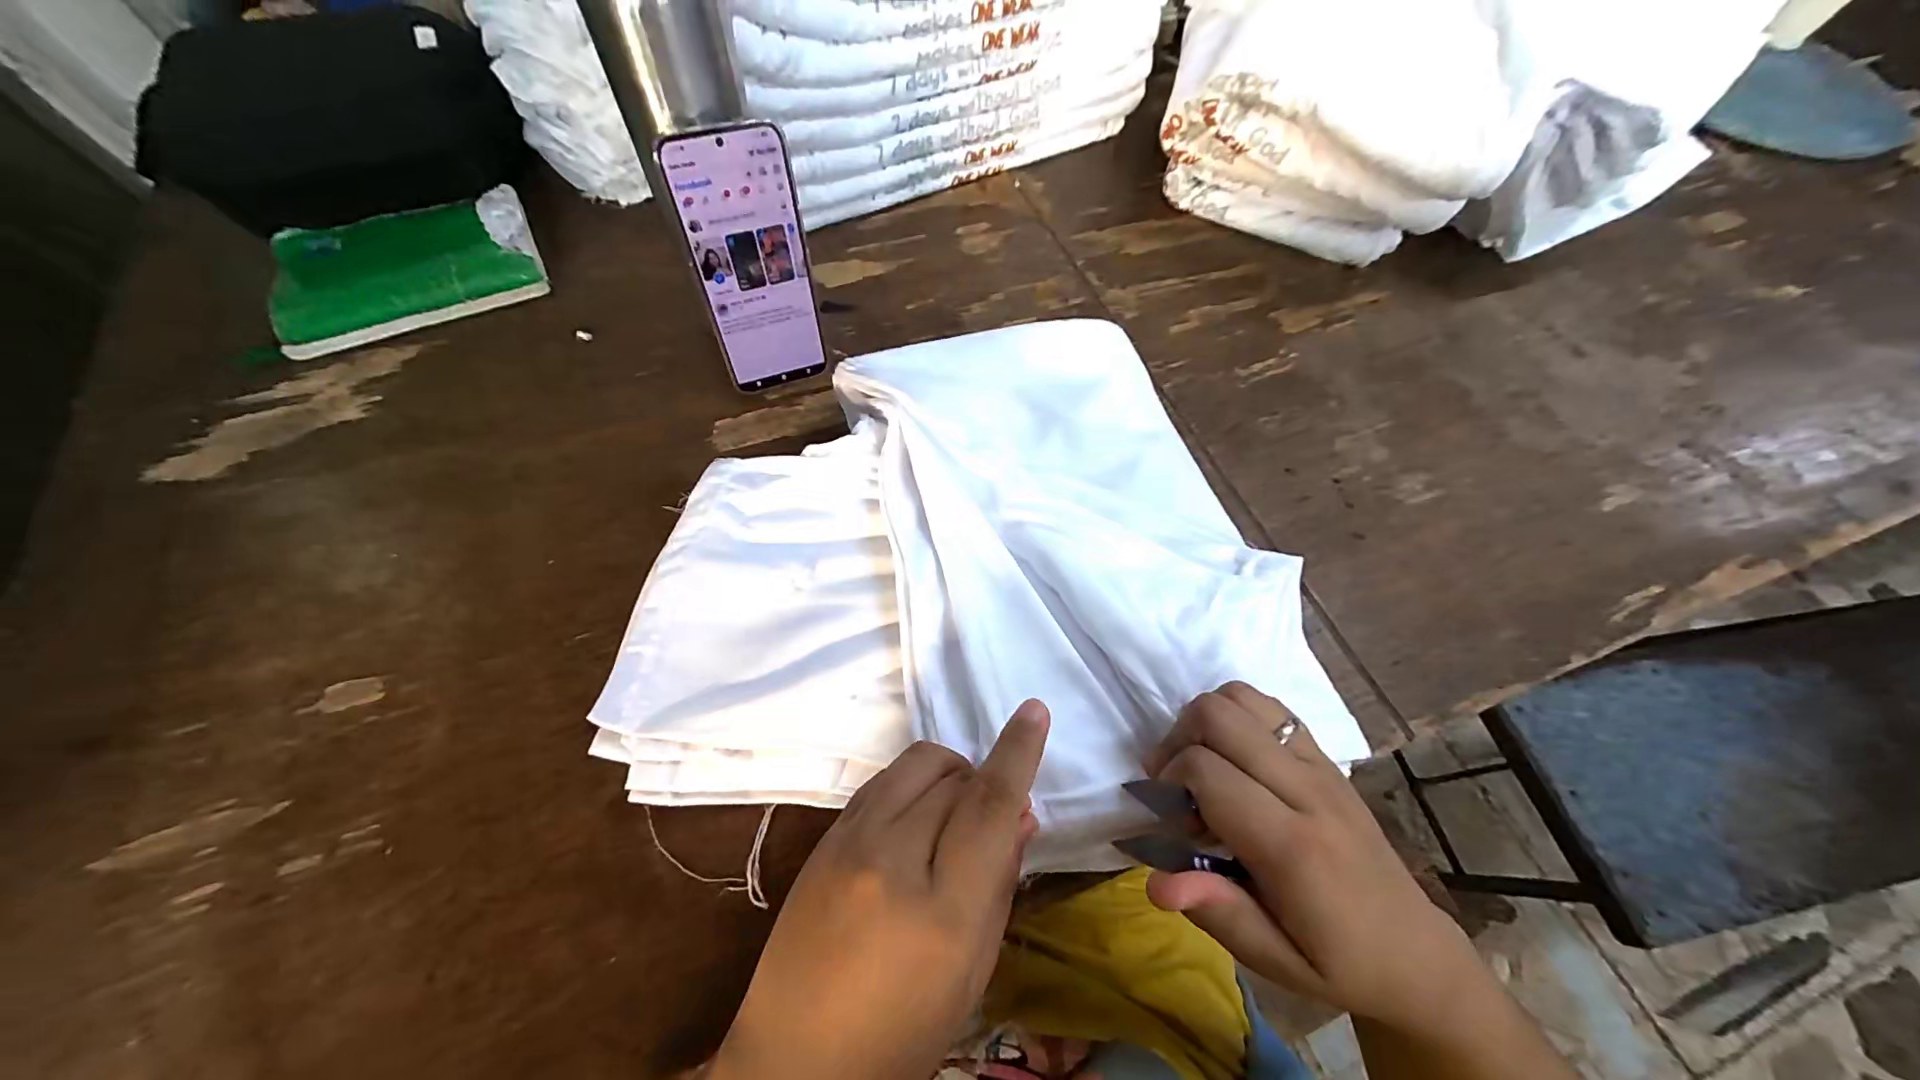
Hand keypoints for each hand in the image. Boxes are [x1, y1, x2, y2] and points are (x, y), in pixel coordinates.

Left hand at [709, 700, 1049, 1079]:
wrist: (796, 1057)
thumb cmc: (902, 1031)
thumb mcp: (971, 974)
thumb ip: (1000, 883)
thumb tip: (1021, 814)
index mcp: (941, 910)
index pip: (988, 806)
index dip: (1017, 753)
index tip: (1034, 712)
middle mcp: (891, 860)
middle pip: (954, 779)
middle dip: (984, 781)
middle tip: (991, 817)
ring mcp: (850, 843)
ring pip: (915, 764)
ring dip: (948, 772)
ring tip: (954, 812)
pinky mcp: (826, 838)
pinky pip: (883, 782)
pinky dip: (912, 784)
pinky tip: (915, 819)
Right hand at [1141, 682, 1491, 1035]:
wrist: (1417, 956)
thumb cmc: (1340, 966)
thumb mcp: (1277, 964)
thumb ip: (1218, 913)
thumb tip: (1155, 882)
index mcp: (1292, 846)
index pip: (1205, 769)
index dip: (1167, 782)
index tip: (1167, 818)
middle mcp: (1307, 790)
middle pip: (1218, 715)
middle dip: (1176, 740)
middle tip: (1172, 786)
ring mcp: (1322, 767)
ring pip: (1241, 697)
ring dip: (1203, 722)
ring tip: (1198, 766)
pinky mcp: (1328, 760)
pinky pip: (1269, 707)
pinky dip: (1235, 718)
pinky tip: (1231, 759)